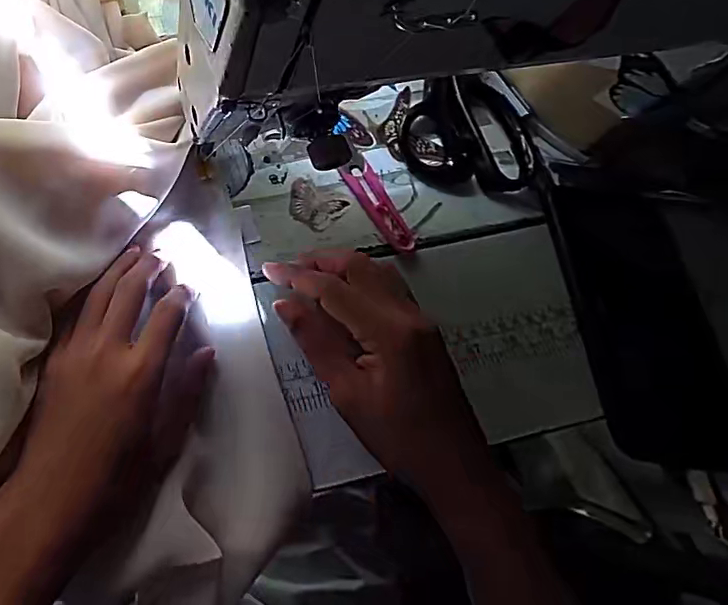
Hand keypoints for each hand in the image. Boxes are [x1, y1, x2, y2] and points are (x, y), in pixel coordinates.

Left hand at [0, 246, 213, 604]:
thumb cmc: (115, 482)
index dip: (179, 294)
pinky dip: (90, 291)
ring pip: (99, 294)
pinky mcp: (55, 357)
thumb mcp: (163, 446)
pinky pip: (75, 312)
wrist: (49, 500)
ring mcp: (76, 350)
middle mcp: (108, 350)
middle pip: (129, 292)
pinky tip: (96, 285)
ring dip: (118, 270)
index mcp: (141, 373)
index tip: (188, 285)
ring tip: (132, 254)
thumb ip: (187, 394)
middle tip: (159, 255)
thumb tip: (207, 352)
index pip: (166, 315)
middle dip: (147, 268)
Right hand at [263, 250, 489, 494]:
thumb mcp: (347, 395)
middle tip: (287, 269)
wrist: (457, 467)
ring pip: (375, 270)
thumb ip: (316, 342)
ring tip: (309, 276)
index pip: (334, 288)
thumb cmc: (399, 439)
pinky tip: (342, 292)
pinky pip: (388, 285)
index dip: (298, 276)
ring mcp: (419, 317)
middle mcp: (407, 313)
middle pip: (358, 265)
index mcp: (388, 331)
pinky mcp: (423, 326)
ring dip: (340, 265)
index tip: (270, 270)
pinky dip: (360, 277)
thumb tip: (285, 305)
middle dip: (319, 260)